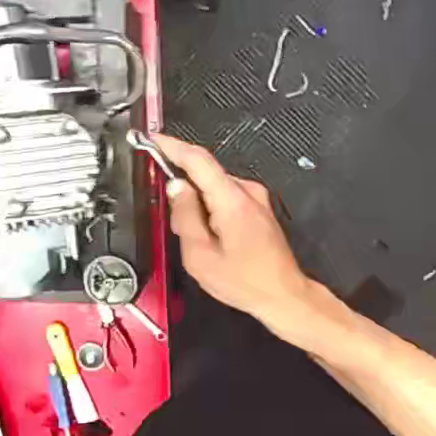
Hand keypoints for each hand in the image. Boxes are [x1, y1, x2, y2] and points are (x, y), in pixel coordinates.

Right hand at [153, 133, 329, 338]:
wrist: (283, 295)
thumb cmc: (247, 282)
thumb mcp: (200, 256)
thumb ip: (184, 217)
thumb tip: (176, 189)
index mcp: (232, 200)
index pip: (197, 159)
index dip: (171, 146)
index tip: (153, 140)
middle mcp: (248, 192)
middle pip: (204, 175)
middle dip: (183, 192)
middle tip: (177, 224)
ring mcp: (256, 199)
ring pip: (214, 188)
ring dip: (199, 206)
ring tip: (202, 242)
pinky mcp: (258, 208)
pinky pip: (226, 198)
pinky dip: (212, 211)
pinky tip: (215, 240)